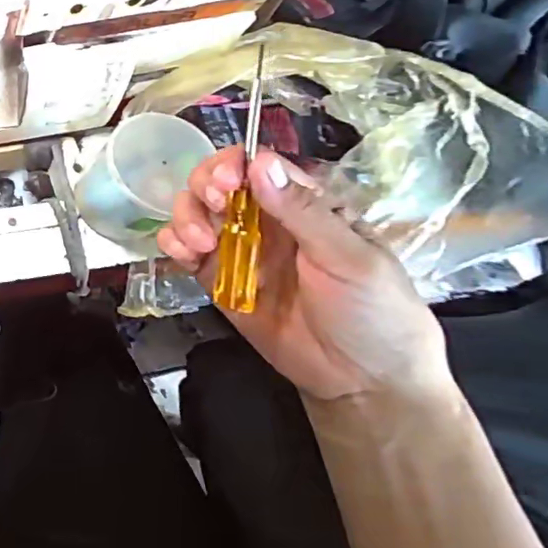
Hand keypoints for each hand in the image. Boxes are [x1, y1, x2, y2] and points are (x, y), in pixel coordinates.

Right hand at [157, 146, 453, 404]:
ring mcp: (237, 248)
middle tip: (214, 209)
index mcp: (305, 206)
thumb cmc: (375, 314)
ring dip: (185, 217)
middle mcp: (265, 220)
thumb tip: (259, 164)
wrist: (363, 383)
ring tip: (200, 244)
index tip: (226, 182)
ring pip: (193, 210)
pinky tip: (183, 254)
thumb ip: (303, 211)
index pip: (259, 166)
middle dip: (203, 187)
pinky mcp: (215, 276)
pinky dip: (172, 242)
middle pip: (216, 181)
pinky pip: (181, 247)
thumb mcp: (350, 259)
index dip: (234, 164)